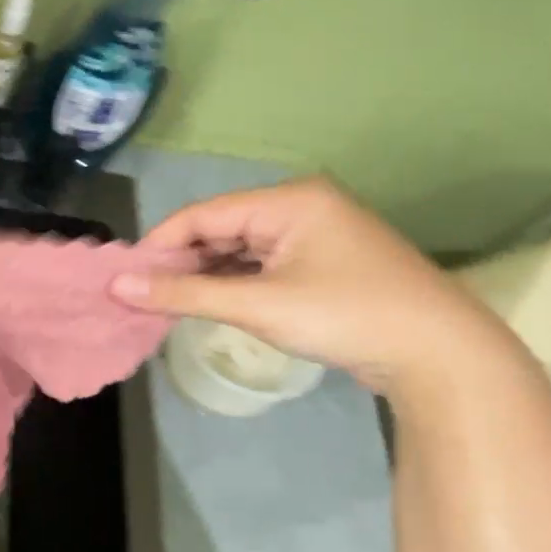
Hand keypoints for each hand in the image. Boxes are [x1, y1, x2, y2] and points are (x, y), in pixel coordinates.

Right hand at [109, 178, 512, 396]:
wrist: (434, 350)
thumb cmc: (344, 316)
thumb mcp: (256, 305)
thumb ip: (183, 295)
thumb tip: (116, 286)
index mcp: (288, 201)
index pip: (201, 214)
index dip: (157, 245)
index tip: (122, 281)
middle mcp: (298, 206)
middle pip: (216, 228)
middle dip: (176, 262)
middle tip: (138, 298)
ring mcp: (310, 234)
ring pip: (233, 248)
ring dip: (198, 275)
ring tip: (161, 305)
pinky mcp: (316, 261)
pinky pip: (254, 263)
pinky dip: (225, 282)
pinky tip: (202, 304)